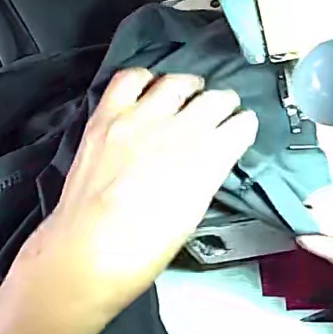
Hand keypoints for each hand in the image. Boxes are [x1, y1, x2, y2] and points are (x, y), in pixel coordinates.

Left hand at [13, 69, 257, 328]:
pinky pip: (130, 79)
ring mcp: (138, 119)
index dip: (244, 126)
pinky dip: (145, 80)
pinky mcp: (106, 117)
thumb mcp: (193, 213)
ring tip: (189, 93)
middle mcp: (177, 130)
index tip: (241, 127)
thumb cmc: (144, 249)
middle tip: (221, 110)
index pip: (241, 124)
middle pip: (215, 99)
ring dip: (190, 87)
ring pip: (177, 82)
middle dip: (225, 104)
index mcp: (207, 158)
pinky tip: (149, 89)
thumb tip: (212, 156)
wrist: (87, 254)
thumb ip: (207, 174)